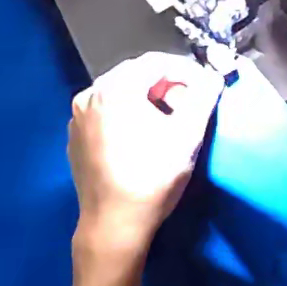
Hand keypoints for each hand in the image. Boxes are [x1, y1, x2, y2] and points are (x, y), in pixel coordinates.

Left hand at [68, 53, 220, 269]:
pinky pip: (103, 114)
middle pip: (133, 75)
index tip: (204, 86)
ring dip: (144, 99)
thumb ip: (202, 97)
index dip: (184, 70)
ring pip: (117, 94)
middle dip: (164, 84)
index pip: (155, 62)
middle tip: (187, 105)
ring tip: (166, 121)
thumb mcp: (187, 135)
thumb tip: (212, 77)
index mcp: (114, 89)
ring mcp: (77, 118)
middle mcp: (88, 96)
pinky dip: (123, 116)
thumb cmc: (152, 177)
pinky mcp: (74, 138)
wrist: (114, 223)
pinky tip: (139, 137)